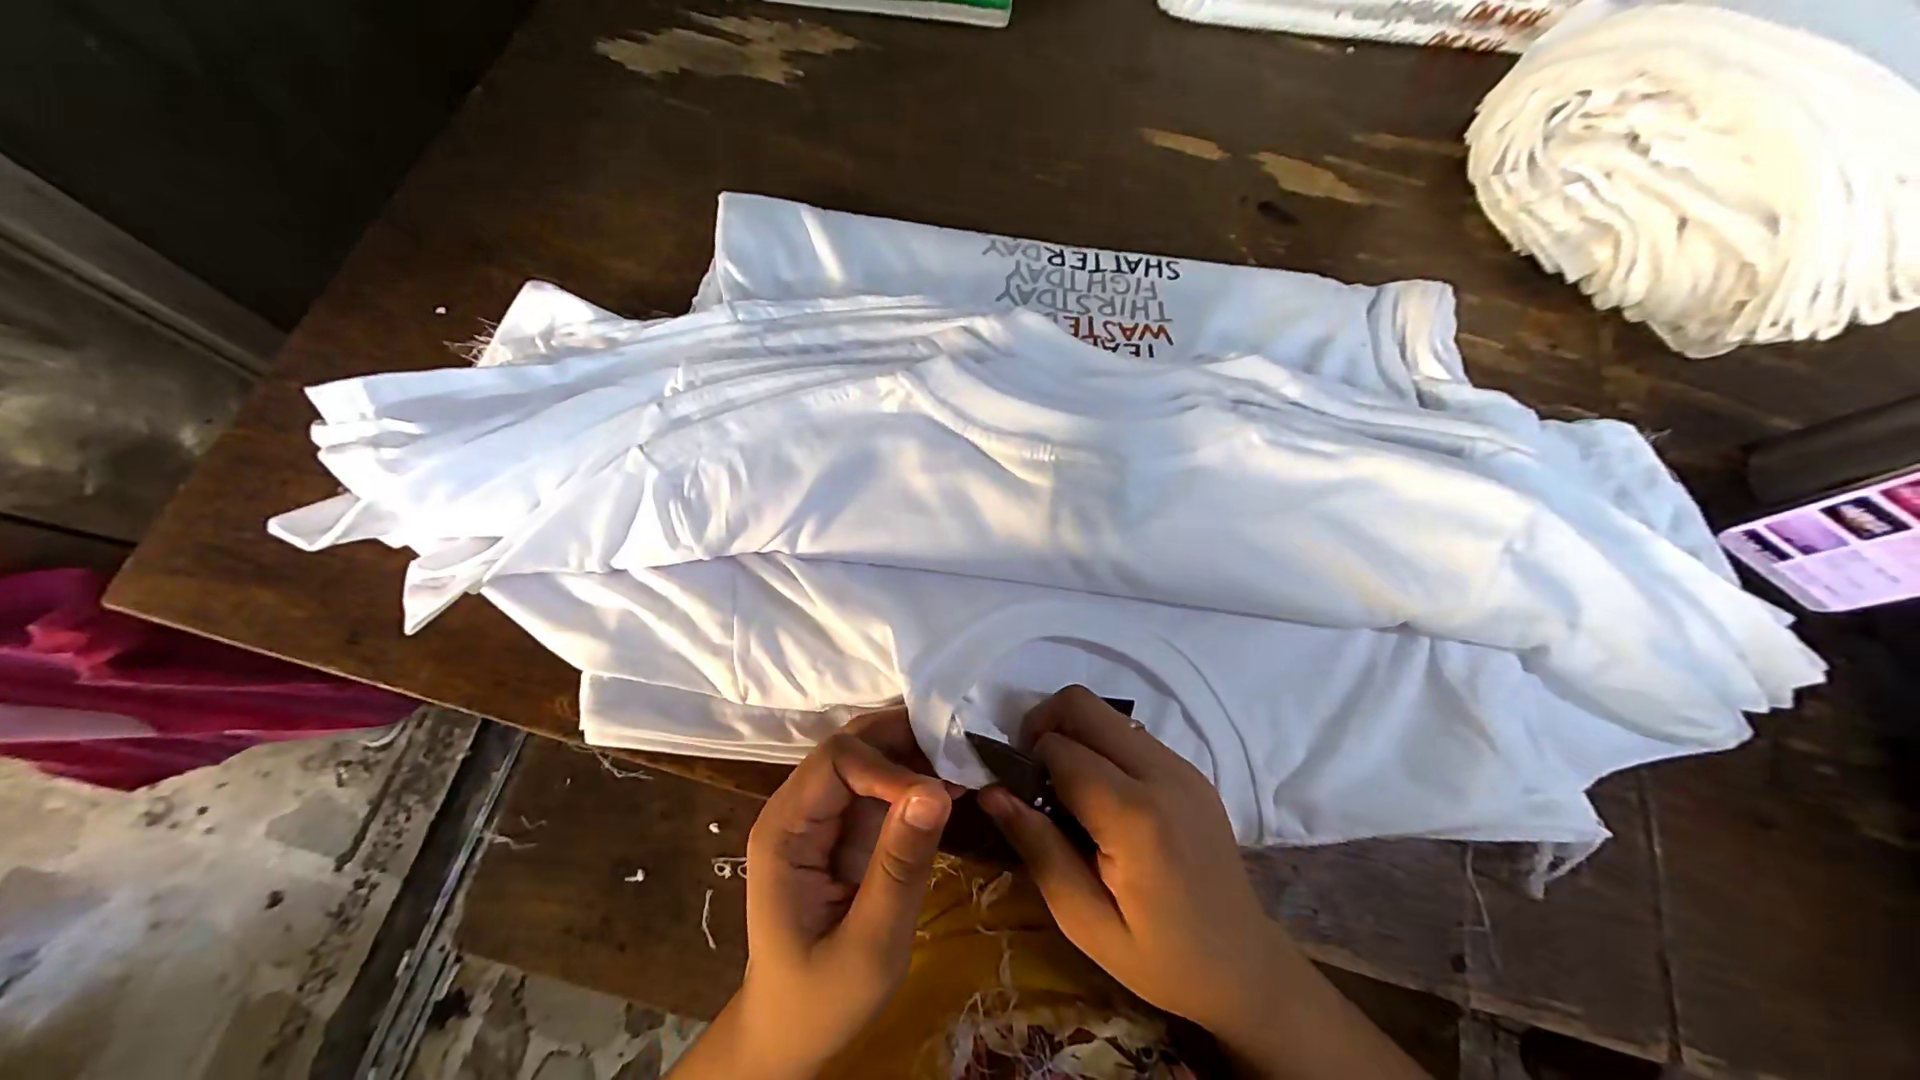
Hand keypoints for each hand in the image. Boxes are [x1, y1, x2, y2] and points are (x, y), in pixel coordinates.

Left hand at [669, 708, 955, 1079]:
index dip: (889, 766)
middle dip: (908, 742)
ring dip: (919, 754)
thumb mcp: (870, 945)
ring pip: (872, 755)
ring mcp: (826, 815)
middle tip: (964, 754)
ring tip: (969, 765)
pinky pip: (885, 784)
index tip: (938, 796)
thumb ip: (900, 867)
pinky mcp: (849, 826)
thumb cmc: (822, 998)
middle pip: (853, 745)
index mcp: (785, 830)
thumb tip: (934, 791)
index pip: (836, 761)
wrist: (793, 1030)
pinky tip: (958, 787)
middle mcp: (801, 808)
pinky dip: (921, 777)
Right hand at [980, 687, 1426, 1079]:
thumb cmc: (1160, 958)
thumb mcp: (1084, 921)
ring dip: (1072, 735)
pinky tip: (1099, 796)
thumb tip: (990, 791)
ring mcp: (1182, 766)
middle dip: (1042, 727)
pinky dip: (1099, 746)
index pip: (1058, 748)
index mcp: (1135, 816)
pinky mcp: (1190, 770)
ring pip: (1105, 713)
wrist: (1244, 967)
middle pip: (1082, 704)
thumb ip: (1037, 847)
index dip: (1024, 764)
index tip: (1014, 798)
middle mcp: (1162, 774)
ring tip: (1063, 789)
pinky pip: (1129, 733)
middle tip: (1030, 777)